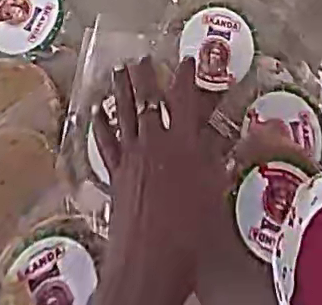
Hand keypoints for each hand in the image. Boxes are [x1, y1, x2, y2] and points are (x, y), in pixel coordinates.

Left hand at [91, 56, 227, 304]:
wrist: (149, 262)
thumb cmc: (189, 230)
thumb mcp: (213, 190)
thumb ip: (216, 158)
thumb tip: (225, 135)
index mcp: (182, 143)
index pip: (184, 98)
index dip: (185, 75)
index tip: (186, 59)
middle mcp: (154, 142)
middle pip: (147, 100)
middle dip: (145, 76)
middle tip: (142, 58)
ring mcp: (131, 157)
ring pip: (123, 114)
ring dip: (121, 91)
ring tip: (118, 71)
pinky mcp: (115, 174)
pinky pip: (105, 143)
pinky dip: (100, 126)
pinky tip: (96, 113)